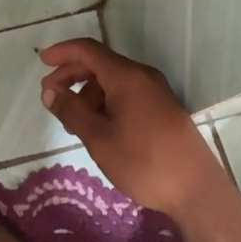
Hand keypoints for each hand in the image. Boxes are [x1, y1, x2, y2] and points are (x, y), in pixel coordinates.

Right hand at [39, 38, 228, 214]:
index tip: (42, 61)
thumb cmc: (143, 161)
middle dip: (72, 76)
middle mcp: (143, 77)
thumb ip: (71, 110)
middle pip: (100, 64)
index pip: (88, 50)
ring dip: (89, 94)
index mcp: (126, 76)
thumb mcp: (99, 138)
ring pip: (114, 82)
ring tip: (74, 122)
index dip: (63, 52)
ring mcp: (157, 93)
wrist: (197, 191)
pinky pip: (128, 95)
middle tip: (50, 96)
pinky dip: (107, 103)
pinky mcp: (164, 110)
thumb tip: (50, 90)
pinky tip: (99, 128)